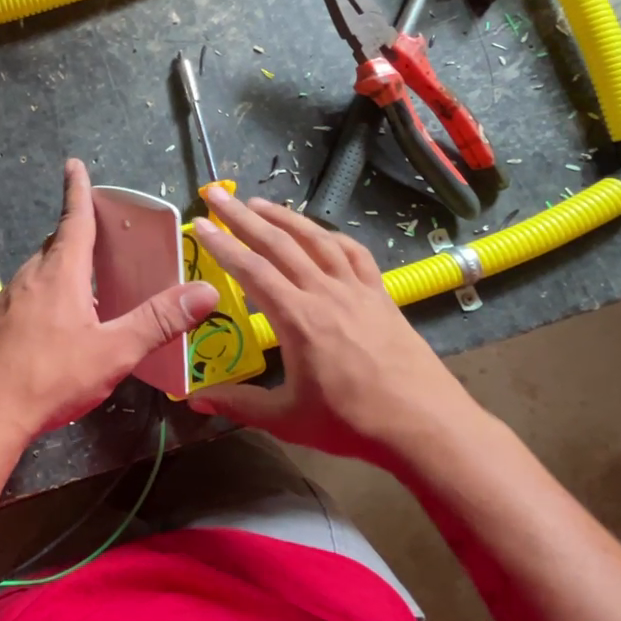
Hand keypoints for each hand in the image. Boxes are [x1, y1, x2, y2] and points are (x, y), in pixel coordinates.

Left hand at [0, 158, 220, 450]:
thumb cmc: (49, 376)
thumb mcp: (113, 351)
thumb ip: (157, 321)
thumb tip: (206, 291)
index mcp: (59, 273)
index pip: (73, 220)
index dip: (78, 191)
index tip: (74, 165)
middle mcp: (29, 278)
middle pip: (55, 245)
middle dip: (74, 234)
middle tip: (95, 234)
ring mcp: (6, 303)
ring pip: (37, 273)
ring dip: (59, 269)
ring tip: (82, 283)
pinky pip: (24, 299)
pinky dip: (43, 297)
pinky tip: (52, 327)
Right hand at [186, 186, 479, 462]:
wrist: (425, 426)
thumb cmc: (352, 423)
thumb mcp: (287, 419)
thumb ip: (239, 404)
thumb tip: (195, 399)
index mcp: (298, 319)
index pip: (251, 270)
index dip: (222, 245)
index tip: (200, 224)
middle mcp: (325, 294)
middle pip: (279, 243)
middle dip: (243, 217)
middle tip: (216, 194)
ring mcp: (357, 291)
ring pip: (316, 240)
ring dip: (284, 217)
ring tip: (258, 203)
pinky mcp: (381, 296)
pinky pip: (353, 254)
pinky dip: (330, 236)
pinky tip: (318, 233)